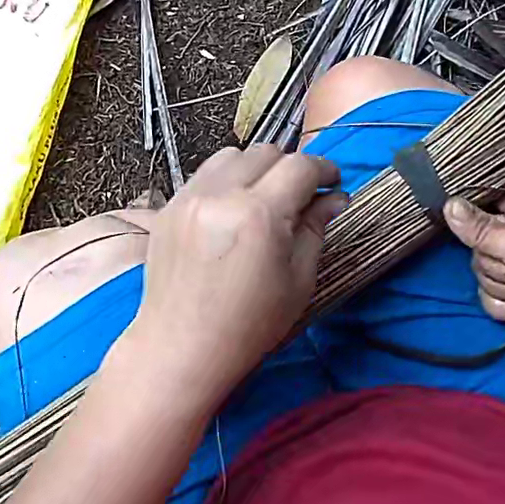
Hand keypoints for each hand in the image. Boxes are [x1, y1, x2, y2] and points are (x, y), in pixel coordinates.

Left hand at [114, 145, 345, 396]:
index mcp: (258, 215)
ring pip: (233, 155)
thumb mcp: (299, 278)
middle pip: (267, 152)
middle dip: (291, 167)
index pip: (300, 166)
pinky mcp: (169, 207)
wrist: (180, 351)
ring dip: (256, 169)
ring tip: (263, 198)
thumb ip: (316, 226)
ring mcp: (189, 198)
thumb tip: (335, 197)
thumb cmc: (250, 323)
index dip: (324, 169)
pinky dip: (227, 180)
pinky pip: (205, 174)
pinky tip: (233, 210)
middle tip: (300, 195)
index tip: (333, 183)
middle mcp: (220, 195)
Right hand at [443, 191, 504, 379]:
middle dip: (495, 261)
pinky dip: (503, 306)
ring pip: (481, 268)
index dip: (477, 213)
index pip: (492, 197)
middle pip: (480, 238)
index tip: (469, 227)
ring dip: (501, 286)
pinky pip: (486, 294)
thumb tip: (448, 204)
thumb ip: (483, 229)